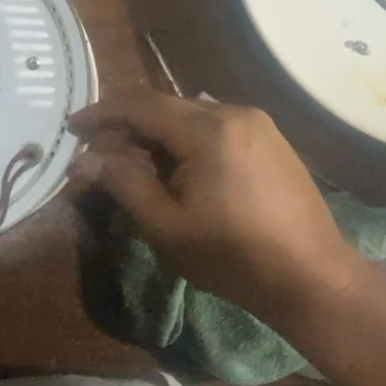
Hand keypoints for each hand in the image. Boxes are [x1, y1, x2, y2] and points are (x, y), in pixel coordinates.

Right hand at [68, 92, 361, 319]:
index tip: (71, 128)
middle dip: (125, 126)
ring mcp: (257, 125)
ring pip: (188, 115)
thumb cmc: (233, 256)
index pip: (140, 105)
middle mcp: (234, 113)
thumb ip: (122, 183)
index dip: (101, 114)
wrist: (313, 280)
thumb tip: (81, 161)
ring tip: (130, 166)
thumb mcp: (166, 225)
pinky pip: (212, 127)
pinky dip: (182, 140)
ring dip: (153, 134)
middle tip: (96, 155)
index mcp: (208, 131)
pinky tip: (172, 170)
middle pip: (164, 106)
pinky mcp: (270, 142)